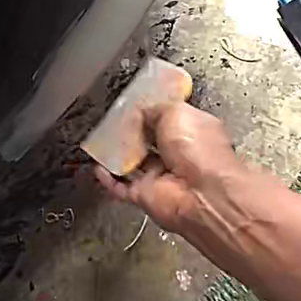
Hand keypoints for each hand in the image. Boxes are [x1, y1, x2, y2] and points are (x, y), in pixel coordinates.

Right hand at [93, 102, 239, 234]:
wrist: (202, 194)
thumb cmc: (199, 150)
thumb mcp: (176, 112)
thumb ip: (155, 109)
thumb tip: (141, 111)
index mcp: (193, 131)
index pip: (169, 118)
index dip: (152, 111)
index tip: (133, 104)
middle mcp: (179, 155)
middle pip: (150, 141)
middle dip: (133, 132)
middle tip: (113, 121)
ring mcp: (162, 176)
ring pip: (134, 163)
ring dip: (119, 154)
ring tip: (100, 139)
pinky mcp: (146, 195)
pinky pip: (122, 186)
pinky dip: (108, 178)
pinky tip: (98, 167)